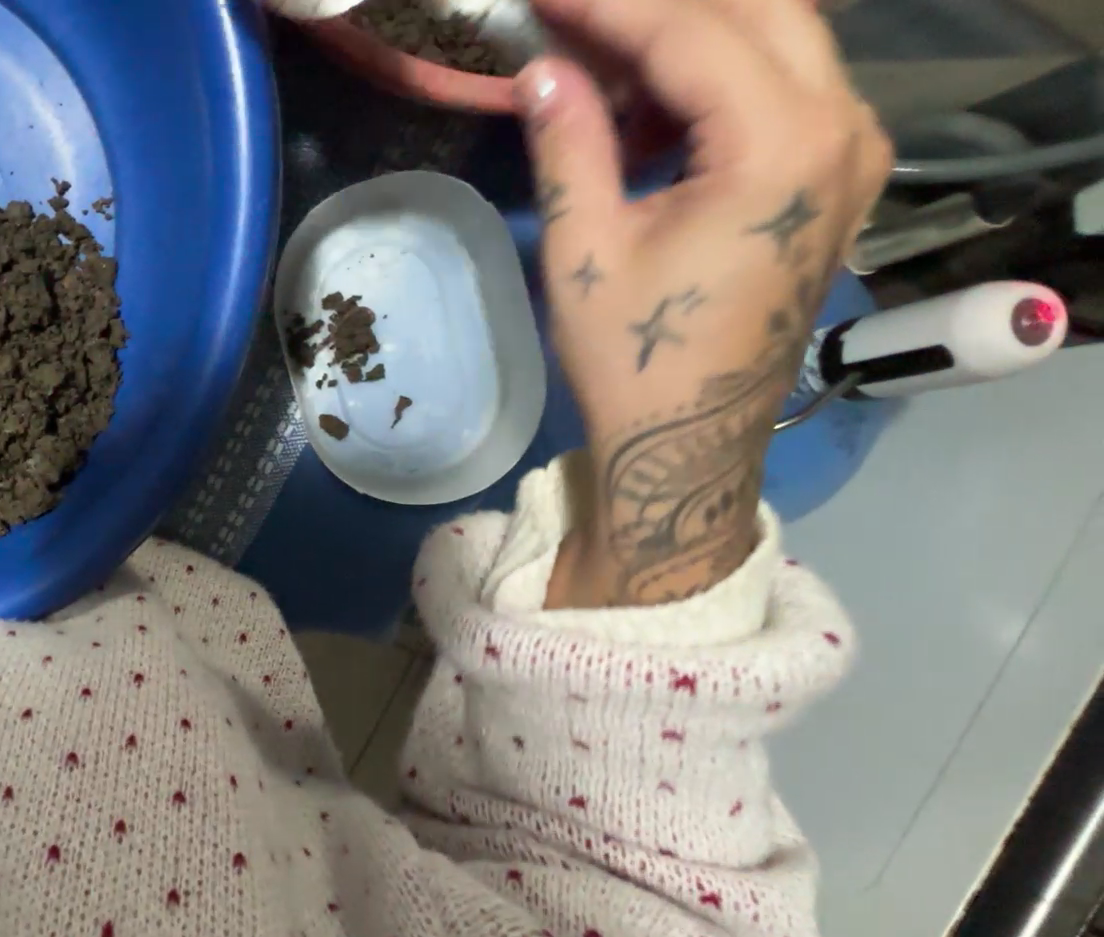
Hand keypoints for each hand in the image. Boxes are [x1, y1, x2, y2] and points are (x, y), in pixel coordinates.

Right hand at [517, 0, 890, 607]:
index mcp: (780, 145)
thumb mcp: (584, 252)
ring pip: (778, 41)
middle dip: (654, 8)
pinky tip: (650, 108)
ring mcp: (853, 150)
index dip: (609, 6)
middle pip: (755, 11)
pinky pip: (785, 89)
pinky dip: (715, 80)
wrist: (689, 436)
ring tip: (598, 64)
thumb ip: (569, 148)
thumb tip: (541, 70)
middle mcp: (843, 127)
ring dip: (687, 40)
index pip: (693, 32)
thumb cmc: (632, 355)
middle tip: (573, 18)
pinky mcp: (837, 176)